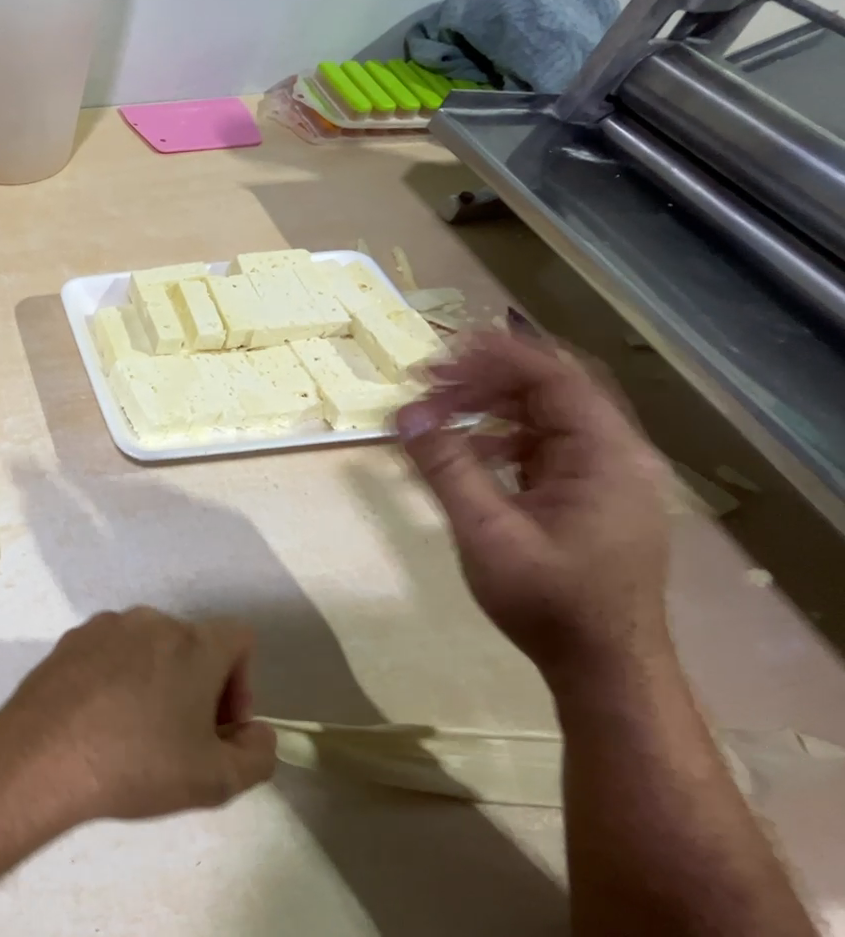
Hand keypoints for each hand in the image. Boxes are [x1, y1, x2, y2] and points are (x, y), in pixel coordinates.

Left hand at [0, 609, 274, 821]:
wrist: (42, 756)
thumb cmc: (138, 764)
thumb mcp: (217, 780)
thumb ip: (257, 754)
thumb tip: (257, 732)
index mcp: (191, 643)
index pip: (239, 637)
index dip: (243, 681)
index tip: (222, 724)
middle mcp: (147, 622)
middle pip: (191, 644)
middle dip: (199, 686)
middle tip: (184, 736)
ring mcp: (101, 627)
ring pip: (147, 648)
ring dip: (156, 680)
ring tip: (137, 732)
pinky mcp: (67, 642)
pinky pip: (108, 654)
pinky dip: (116, 678)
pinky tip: (100, 721)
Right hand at [397, 330, 672, 681]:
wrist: (604, 664)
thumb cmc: (548, 600)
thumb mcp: (487, 532)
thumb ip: (447, 467)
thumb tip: (406, 415)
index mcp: (606, 456)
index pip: (555, 379)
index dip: (495, 358)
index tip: (435, 358)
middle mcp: (617, 456)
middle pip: (555, 390)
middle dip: (488, 377)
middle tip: (426, 382)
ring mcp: (608, 477)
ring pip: (550, 416)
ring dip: (492, 405)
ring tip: (437, 412)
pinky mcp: (592, 497)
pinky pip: (548, 446)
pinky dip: (504, 436)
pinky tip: (468, 452)